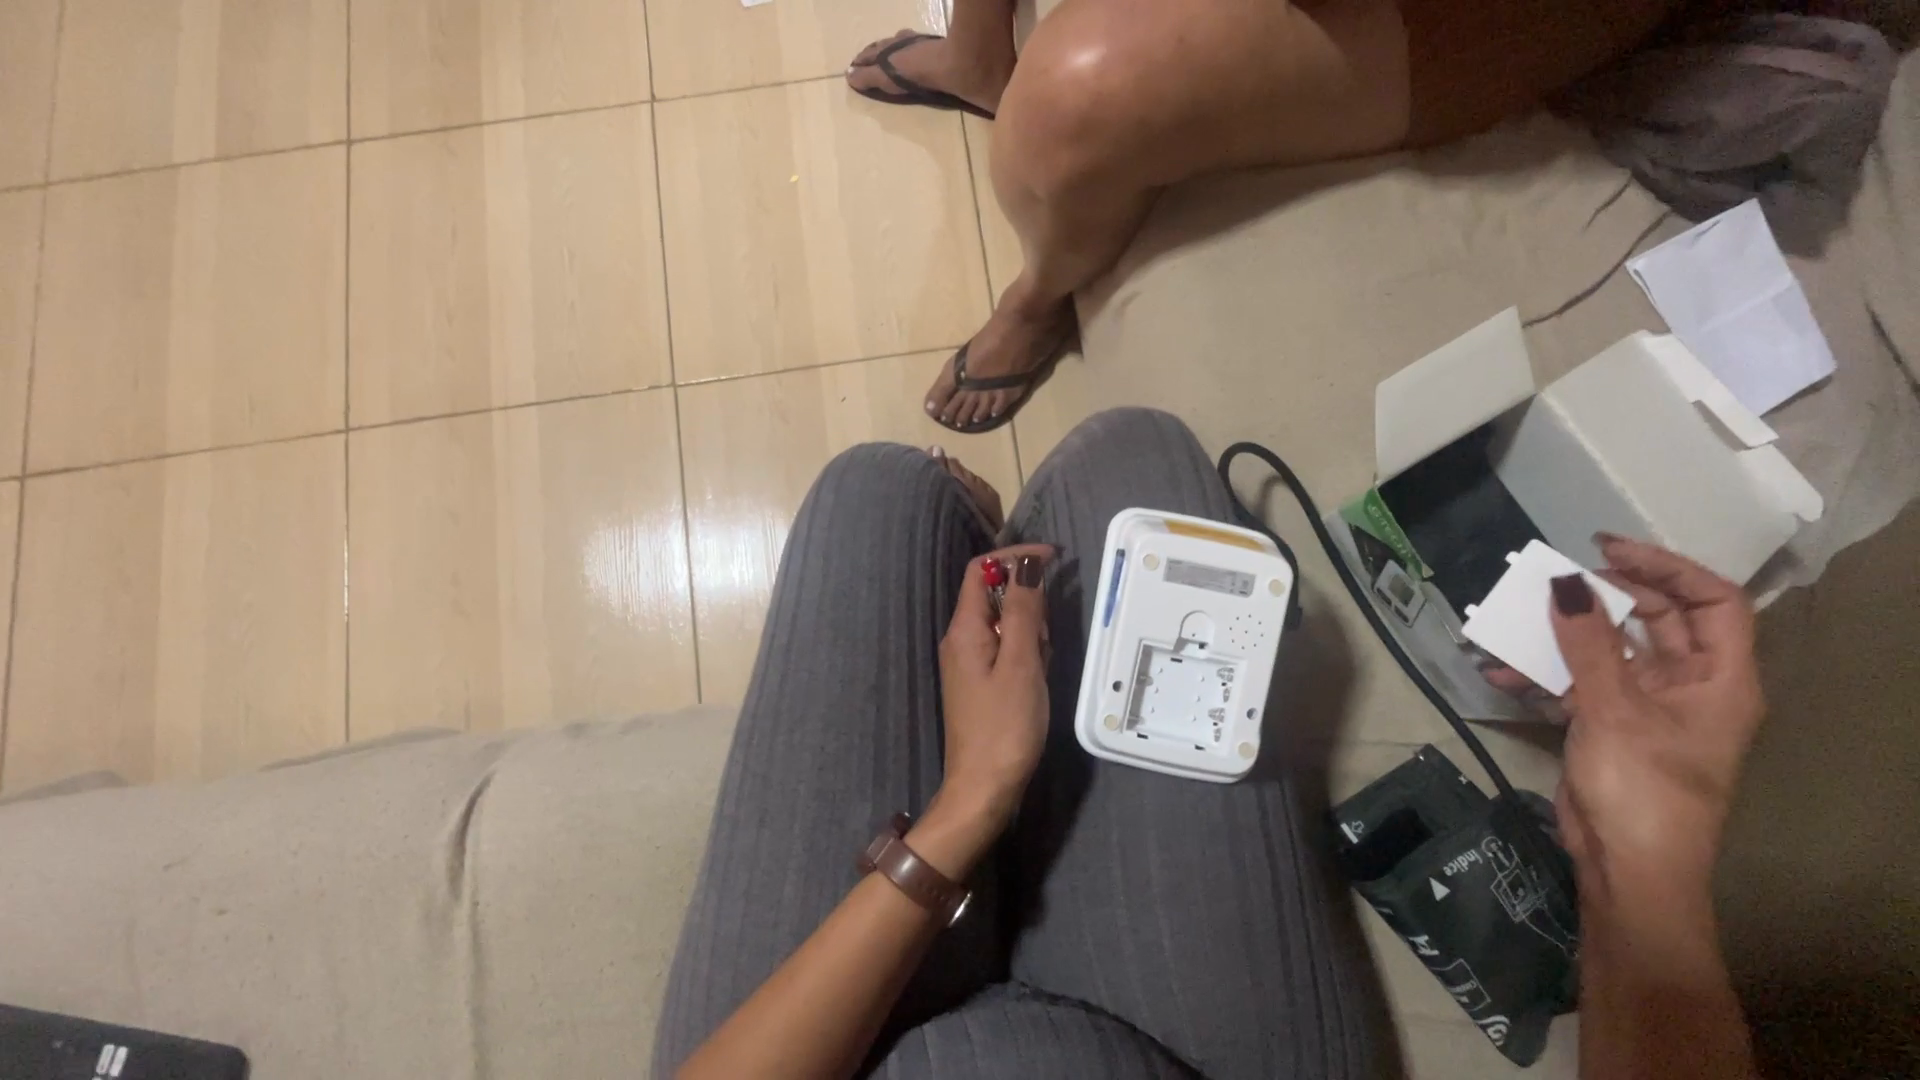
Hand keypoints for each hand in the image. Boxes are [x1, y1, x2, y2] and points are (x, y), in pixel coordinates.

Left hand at [935, 545, 1054, 826]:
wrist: (984, 788)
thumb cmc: (1005, 726)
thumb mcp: (1020, 662)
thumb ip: (1022, 610)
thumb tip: (1027, 564)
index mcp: (964, 629)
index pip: (980, 570)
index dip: (1014, 557)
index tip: (1053, 559)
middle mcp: (961, 639)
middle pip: (994, 595)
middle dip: (1028, 604)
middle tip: (1045, 640)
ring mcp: (969, 662)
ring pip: (1004, 624)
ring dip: (1030, 633)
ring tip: (1041, 667)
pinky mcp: (981, 682)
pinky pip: (1006, 650)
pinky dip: (1026, 654)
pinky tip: (1037, 681)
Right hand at [1538, 535, 1764, 908]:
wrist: (1626, 866)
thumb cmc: (1642, 788)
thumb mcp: (1613, 709)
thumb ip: (1587, 643)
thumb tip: (1565, 582)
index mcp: (1719, 679)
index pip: (1711, 601)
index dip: (1665, 566)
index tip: (1603, 549)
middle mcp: (1688, 685)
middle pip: (1653, 619)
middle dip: (1600, 597)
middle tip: (1551, 580)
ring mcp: (1644, 704)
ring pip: (1603, 649)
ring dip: (1555, 637)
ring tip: (1508, 622)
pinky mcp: (1605, 723)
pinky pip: (1572, 682)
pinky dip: (1538, 674)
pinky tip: (1498, 672)